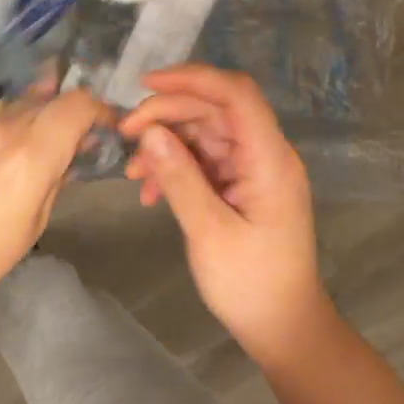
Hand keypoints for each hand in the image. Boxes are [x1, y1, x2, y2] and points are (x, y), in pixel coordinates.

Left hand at [0, 86, 105, 326]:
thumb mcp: (36, 222)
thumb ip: (55, 179)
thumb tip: (68, 155)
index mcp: (31, 152)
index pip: (76, 103)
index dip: (98, 110)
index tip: (107, 128)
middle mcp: (3, 130)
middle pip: (48, 100)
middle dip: (70, 114)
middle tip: (80, 141)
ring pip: (19, 109)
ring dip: (39, 120)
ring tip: (46, 151)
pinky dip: (13, 131)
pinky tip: (11, 160)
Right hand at [120, 65, 332, 367]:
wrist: (280, 324)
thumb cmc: (249, 283)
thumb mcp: (209, 232)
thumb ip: (180, 178)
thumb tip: (149, 132)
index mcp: (269, 160)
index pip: (235, 95)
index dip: (191, 80)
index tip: (144, 86)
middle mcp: (265, 156)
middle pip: (215, 111)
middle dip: (167, 115)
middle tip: (123, 135)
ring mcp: (253, 173)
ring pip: (205, 137)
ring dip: (166, 146)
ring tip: (133, 173)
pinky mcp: (241, 190)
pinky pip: (205, 164)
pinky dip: (176, 170)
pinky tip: (150, 193)